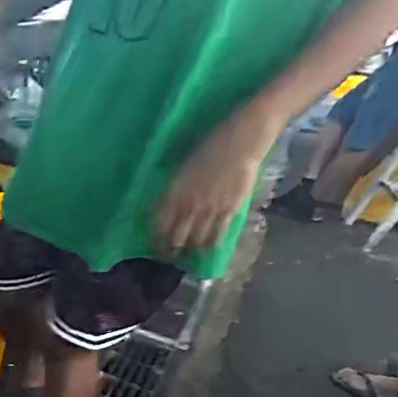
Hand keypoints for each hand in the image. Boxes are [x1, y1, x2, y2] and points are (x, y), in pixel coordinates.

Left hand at [154, 108, 277, 255]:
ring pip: (195, 242)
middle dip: (170, 251)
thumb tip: (164, 210)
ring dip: (189, 250)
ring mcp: (210, 211)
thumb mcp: (183, 168)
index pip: (159, 226)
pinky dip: (208, 246)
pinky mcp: (229, 212)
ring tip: (187, 253)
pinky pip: (216, 237)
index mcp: (175, 192)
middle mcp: (189, 205)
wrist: (242, 141)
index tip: (155, 247)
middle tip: (170, 255)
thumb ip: (174, 191)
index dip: (155, 241)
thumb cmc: (210, 147)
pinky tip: (206, 248)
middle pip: (176, 239)